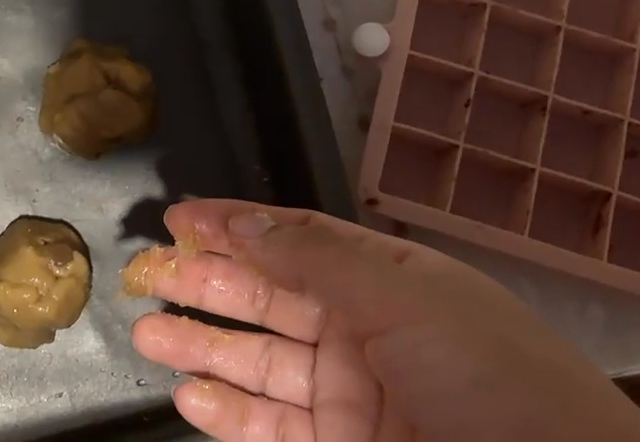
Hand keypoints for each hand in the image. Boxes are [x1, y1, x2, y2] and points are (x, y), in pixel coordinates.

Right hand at [131, 200, 639, 441]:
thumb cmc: (495, 384)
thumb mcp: (408, 301)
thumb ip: (314, 256)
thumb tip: (238, 217)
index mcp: (388, 284)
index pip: (293, 240)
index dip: (234, 226)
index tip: (176, 218)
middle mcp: (364, 333)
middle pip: (265, 298)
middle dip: (203, 285)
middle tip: (145, 276)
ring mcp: (353, 399)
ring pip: (259, 363)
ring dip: (202, 349)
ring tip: (148, 339)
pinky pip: (273, 426)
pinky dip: (229, 414)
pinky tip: (191, 397)